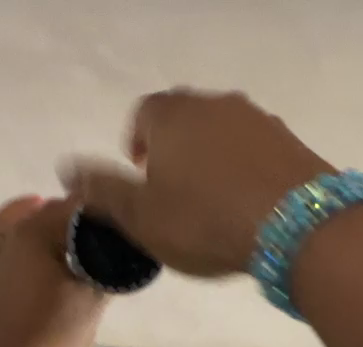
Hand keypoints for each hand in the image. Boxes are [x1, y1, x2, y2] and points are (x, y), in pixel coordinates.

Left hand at [0, 194, 105, 346]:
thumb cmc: (53, 333)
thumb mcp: (92, 299)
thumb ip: (106, 270)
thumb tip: (118, 259)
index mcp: (33, 232)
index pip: (73, 206)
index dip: (98, 212)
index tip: (119, 221)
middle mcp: (8, 241)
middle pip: (37, 212)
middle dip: (64, 215)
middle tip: (92, 227)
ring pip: (8, 229)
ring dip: (30, 224)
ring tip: (53, 232)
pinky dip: (15, 258)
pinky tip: (28, 269)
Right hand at [63, 89, 332, 277]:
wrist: (295, 226)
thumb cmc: (204, 222)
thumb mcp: (140, 217)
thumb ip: (102, 192)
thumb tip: (66, 169)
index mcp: (172, 116)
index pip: (143, 114)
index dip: (136, 144)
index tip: (140, 176)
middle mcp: (215, 105)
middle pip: (185, 120)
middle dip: (173, 151)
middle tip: (172, 195)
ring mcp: (258, 120)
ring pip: (222, 135)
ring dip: (210, 162)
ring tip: (210, 206)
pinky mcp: (290, 143)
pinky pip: (255, 153)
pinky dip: (243, 172)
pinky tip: (245, 208)